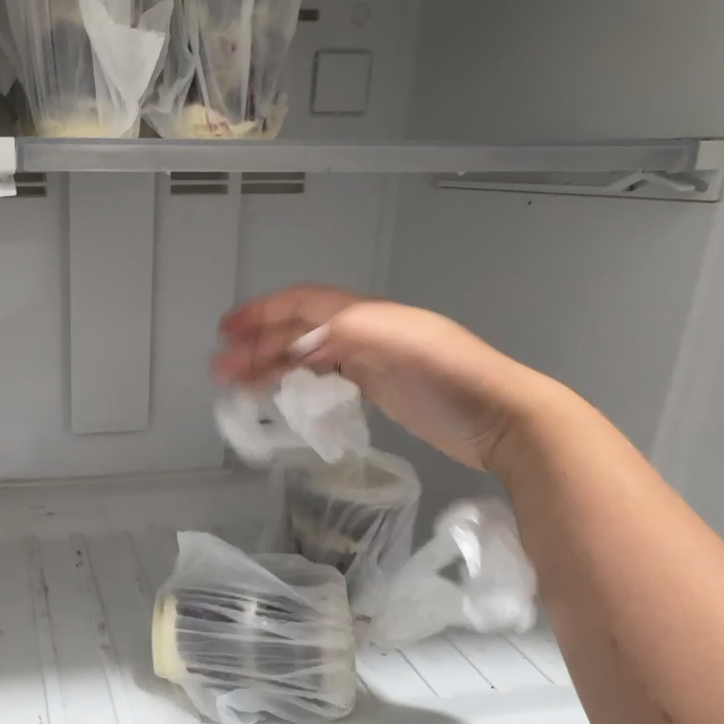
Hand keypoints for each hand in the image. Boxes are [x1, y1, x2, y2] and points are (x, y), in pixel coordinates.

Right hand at [213, 284, 550, 470]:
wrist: (502, 420)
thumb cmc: (451, 379)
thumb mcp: (397, 343)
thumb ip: (343, 333)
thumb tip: (293, 348)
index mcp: (367, 314)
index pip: (303, 304)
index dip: (263, 312)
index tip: (228, 330)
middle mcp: (365, 331)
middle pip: (299, 331)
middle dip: (257, 344)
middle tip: (221, 367)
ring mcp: (372, 360)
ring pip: (307, 355)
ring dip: (271, 365)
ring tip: (238, 384)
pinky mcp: (379, 389)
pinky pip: (324, 378)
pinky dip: (297, 381)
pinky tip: (281, 394)